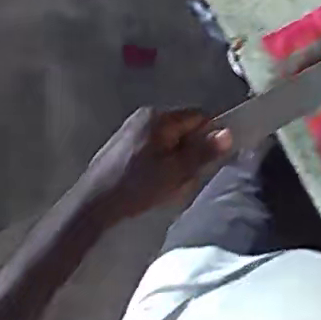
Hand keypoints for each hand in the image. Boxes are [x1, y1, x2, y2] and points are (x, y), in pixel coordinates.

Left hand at [77, 107, 232, 223]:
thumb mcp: (175, 172)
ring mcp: (132, 129)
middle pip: (183, 129)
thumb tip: (228, 133)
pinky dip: (159, 164)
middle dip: (190, 153)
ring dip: (175, 161)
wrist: (92, 204)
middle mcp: (145, 116)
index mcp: (159, 117)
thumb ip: (202, 152)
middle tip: (185, 178)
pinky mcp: (123, 144)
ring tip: (167, 186)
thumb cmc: (136, 185)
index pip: (198, 116)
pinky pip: (153, 148)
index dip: (209, 136)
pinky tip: (152, 185)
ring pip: (169, 141)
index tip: (210, 159)